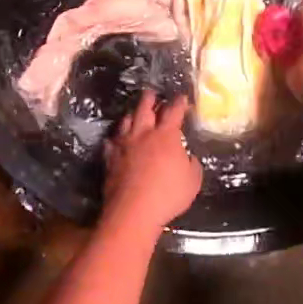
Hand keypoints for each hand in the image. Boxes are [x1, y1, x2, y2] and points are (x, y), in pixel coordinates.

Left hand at [103, 92, 202, 232]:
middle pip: (145, 108)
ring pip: (126, 121)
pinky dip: (115, 138)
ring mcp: (124, 145)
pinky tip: (115, 139)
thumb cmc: (168, 195)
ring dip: (132, 114)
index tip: (182, 98)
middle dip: (150, 98)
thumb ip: (192, 164)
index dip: (179, 103)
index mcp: (166, 136)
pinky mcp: (110, 158)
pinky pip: (111, 142)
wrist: (133, 210)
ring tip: (134, 112)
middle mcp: (143, 134)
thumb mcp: (193, 181)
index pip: (174, 112)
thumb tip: (188, 157)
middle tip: (152, 92)